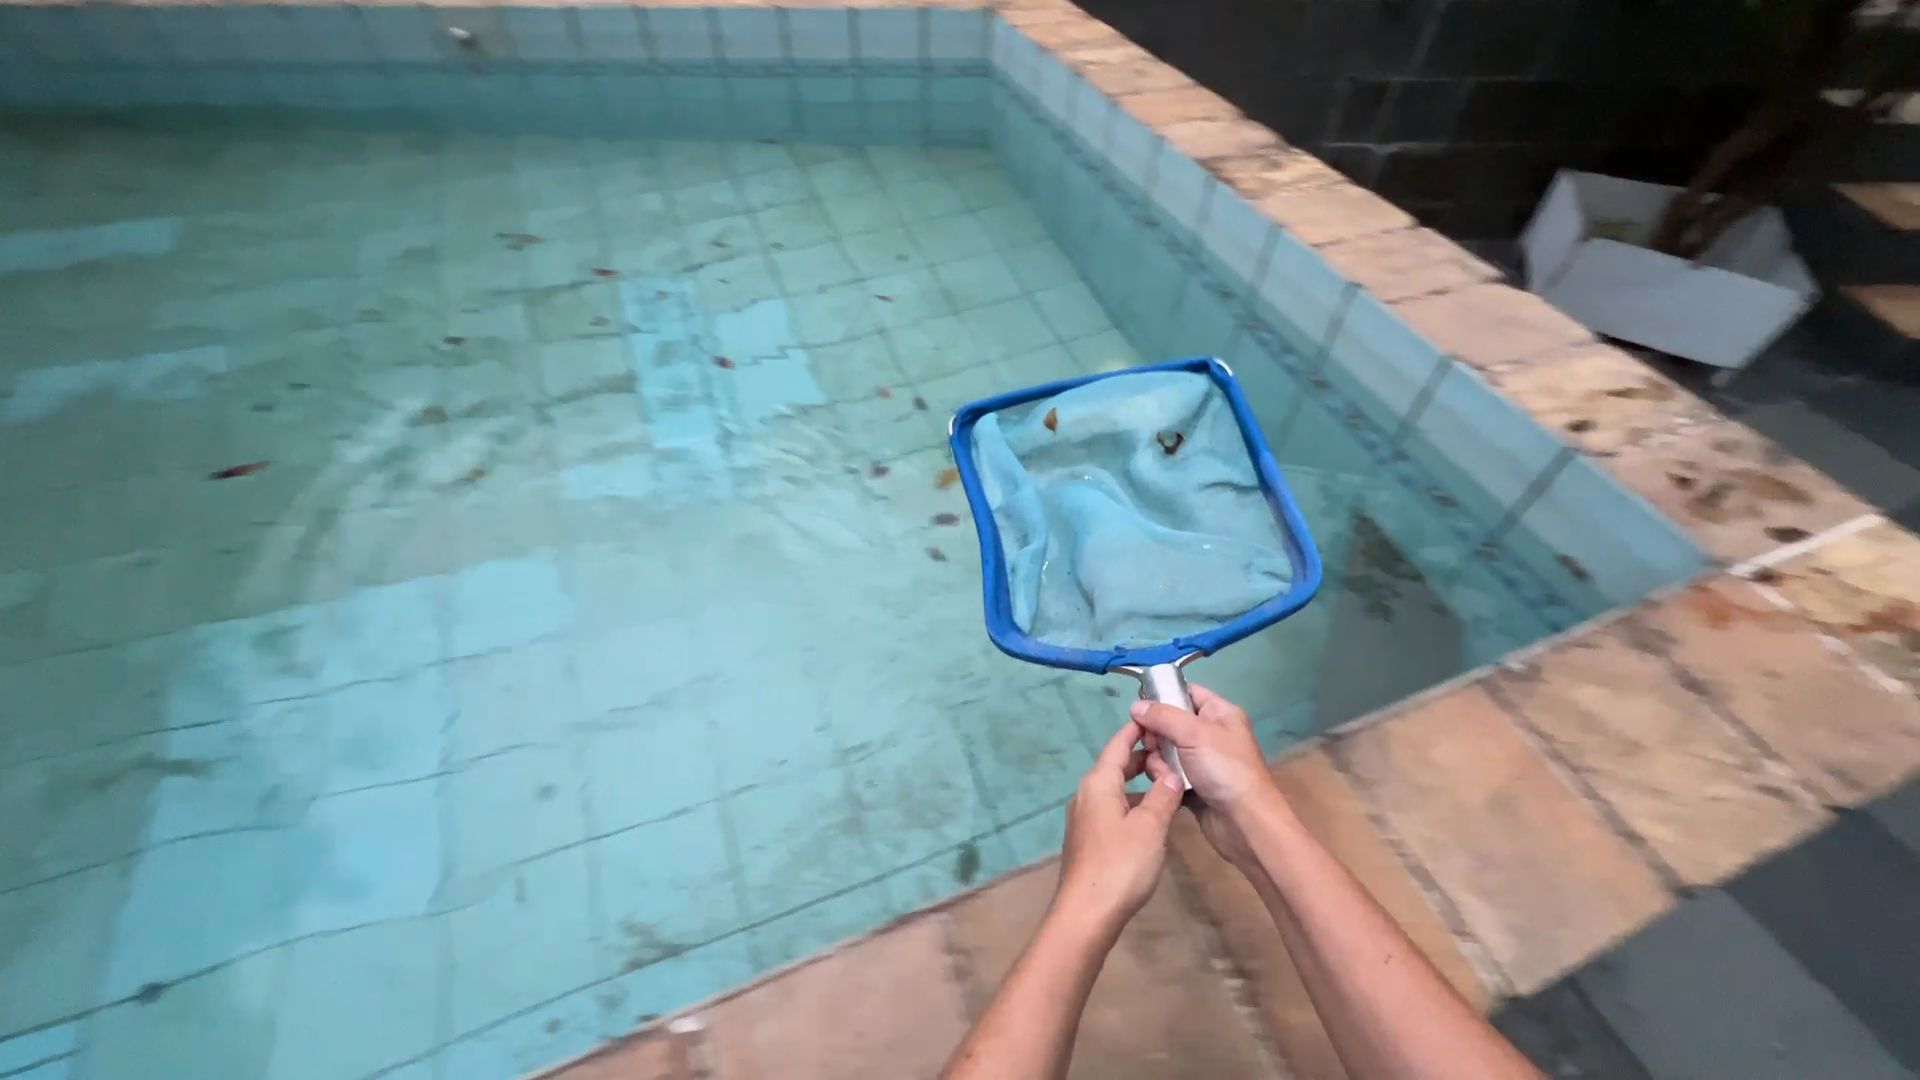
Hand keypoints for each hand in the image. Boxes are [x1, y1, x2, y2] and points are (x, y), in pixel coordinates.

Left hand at [1051, 719, 1185, 936]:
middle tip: (1170, 749)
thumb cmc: (1120, 863)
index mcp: (1098, 783)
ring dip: (1138, 783)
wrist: (1086, 912)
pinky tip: (1151, 816)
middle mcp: (1087, 794)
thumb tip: (1172, 773)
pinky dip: (1132, 804)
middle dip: (1141, 757)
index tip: (1155, 718)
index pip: (1118, 745)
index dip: (1136, 731)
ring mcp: (1085, 817)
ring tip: (1167, 781)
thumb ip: (1162, 796)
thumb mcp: (1150, 827)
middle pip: (1115, 766)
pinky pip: (1113, 809)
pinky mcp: (1089, 839)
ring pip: (1114, 789)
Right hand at [1130, 683, 1274, 813]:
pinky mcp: (1194, 783)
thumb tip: (1135, 706)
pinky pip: (1169, 771)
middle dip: (1156, 733)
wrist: (1245, 822)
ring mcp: (1202, 760)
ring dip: (1159, 758)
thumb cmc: (1224, 769)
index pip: (1187, 692)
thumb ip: (1162, 716)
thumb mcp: (1194, 734)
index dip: (1164, 695)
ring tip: (1162, 771)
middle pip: (1171, 722)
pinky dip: (1164, 776)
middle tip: (1152, 745)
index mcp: (1220, 713)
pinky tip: (1165, 783)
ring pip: (1166, 748)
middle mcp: (1211, 733)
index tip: (1140, 707)